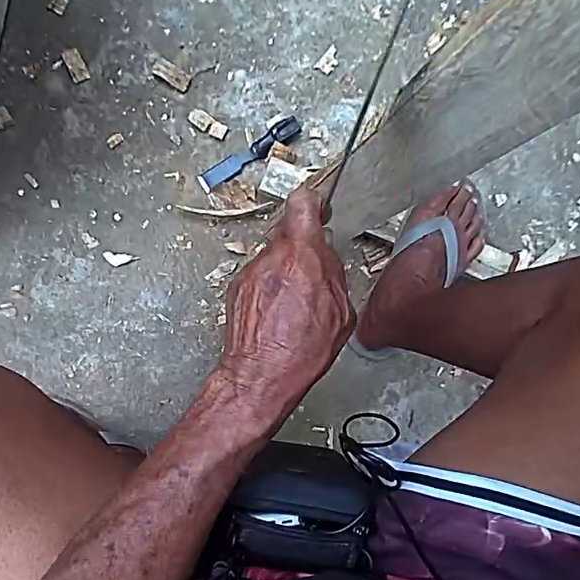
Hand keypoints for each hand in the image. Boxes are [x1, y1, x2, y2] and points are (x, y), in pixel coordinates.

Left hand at [213, 187, 353, 417]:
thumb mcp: (341, 314)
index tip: (319, 210)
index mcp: (303, 257)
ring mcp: (251, 272)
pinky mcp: (237, 287)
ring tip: (295, 303)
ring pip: (273, 256)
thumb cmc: (300, 351)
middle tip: (313, 271)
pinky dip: (270, 288)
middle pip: (288, 232)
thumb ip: (334, 276)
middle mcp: (272, 258)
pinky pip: (260, 276)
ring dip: (285, 271)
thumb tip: (328, 261)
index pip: (303, 204)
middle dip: (303, 248)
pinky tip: (279, 313)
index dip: (313, 204)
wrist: (262, 375)